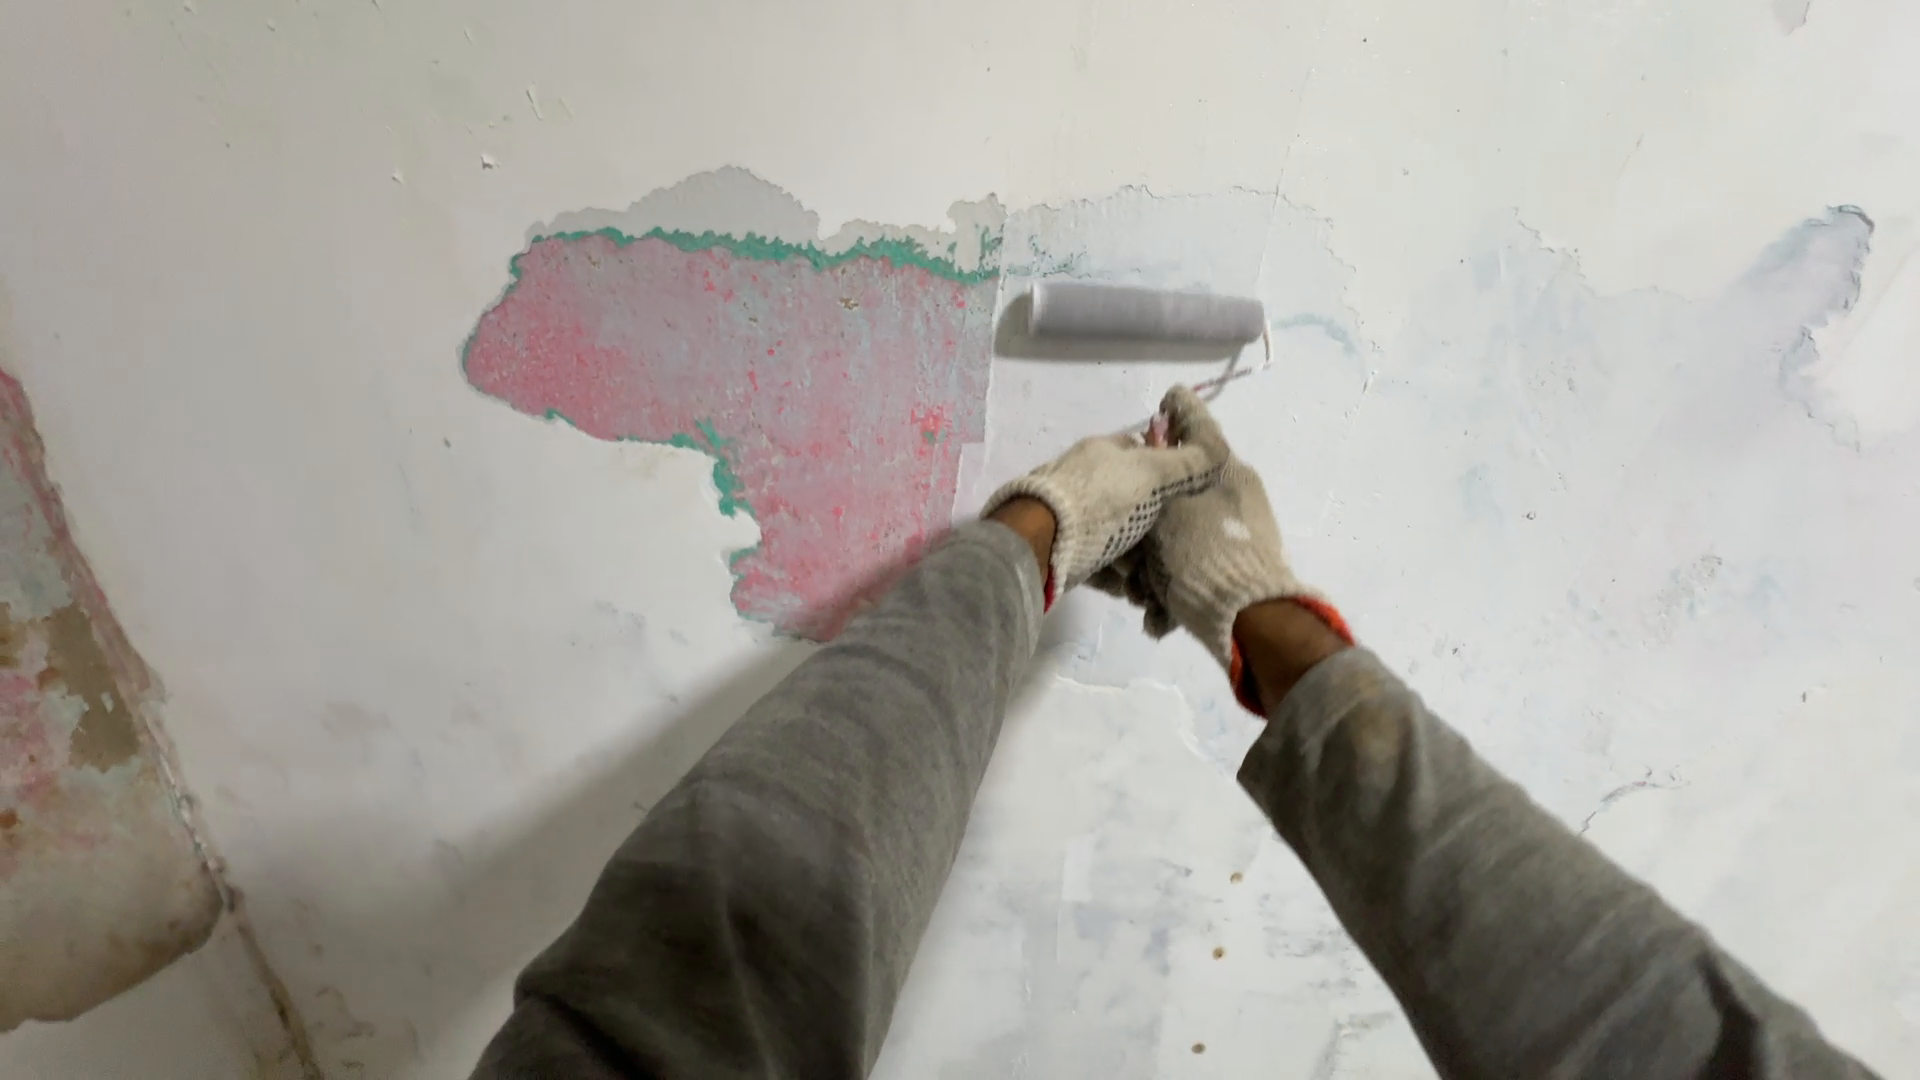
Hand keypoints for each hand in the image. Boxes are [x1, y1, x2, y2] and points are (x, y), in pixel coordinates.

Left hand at [981, 386, 1229, 605]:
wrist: (1042, 542)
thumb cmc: (1100, 500)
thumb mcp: (1150, 473)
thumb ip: (1185, 463)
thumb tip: (1214, 450)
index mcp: (1102, 453)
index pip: (1142, 453)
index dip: (1169, 471)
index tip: (1188, 498)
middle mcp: (1085, 481)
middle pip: (1133, 502)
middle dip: (1156, 528)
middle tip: (1176, 550)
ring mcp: (1071, 518)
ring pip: (1117, 537)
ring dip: (1138, 559)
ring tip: (1156, 580)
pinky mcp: (1063, 552)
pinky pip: (1099, 563)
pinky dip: (1116, 577)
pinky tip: (1131, 591)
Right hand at [1089, 390, 1333, 672]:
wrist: (1245, 615)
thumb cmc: (1197, 552)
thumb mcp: (1163, 504)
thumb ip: (1155, 471)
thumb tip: (1154, 441)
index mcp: (1223, 467)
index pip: (1197, 423)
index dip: (1179, 409)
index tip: (1166, 398)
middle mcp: (1235, 491)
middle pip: (1180, 489)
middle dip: (1148, 518)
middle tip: (1127, 535)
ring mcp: (1241, 529)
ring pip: (1182, 533)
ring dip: (1155, 562)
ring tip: (1142, 594)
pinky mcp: (1241, 565)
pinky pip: (1196, 563)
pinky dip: (1174, 584)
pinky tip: (1160, 611)